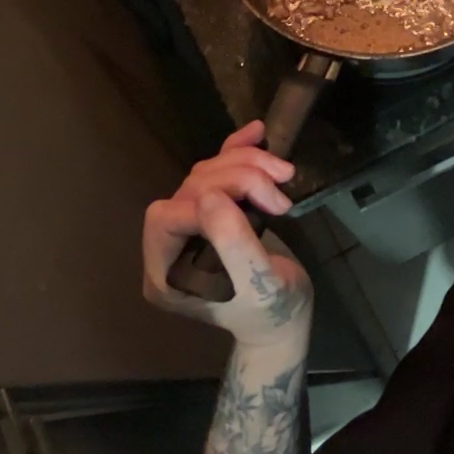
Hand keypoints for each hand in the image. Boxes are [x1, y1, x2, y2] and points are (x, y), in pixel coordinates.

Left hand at [142, 120, 312, 348]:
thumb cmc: (273, 311)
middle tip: (280, 191)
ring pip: (207, 175)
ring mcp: (191, 227)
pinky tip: (258, 133)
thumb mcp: (260, 284)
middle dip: (238, 178)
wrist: (287, 319)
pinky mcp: (215, 211)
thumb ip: (233, 244)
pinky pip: (219, 171)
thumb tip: (212, 196)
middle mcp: (169, 247)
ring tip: (284, 175)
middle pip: (190, 189)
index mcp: (165, 272)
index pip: (168, 217)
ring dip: (247, 164)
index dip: (208, 201)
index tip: (257, 208)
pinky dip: (238, 151)